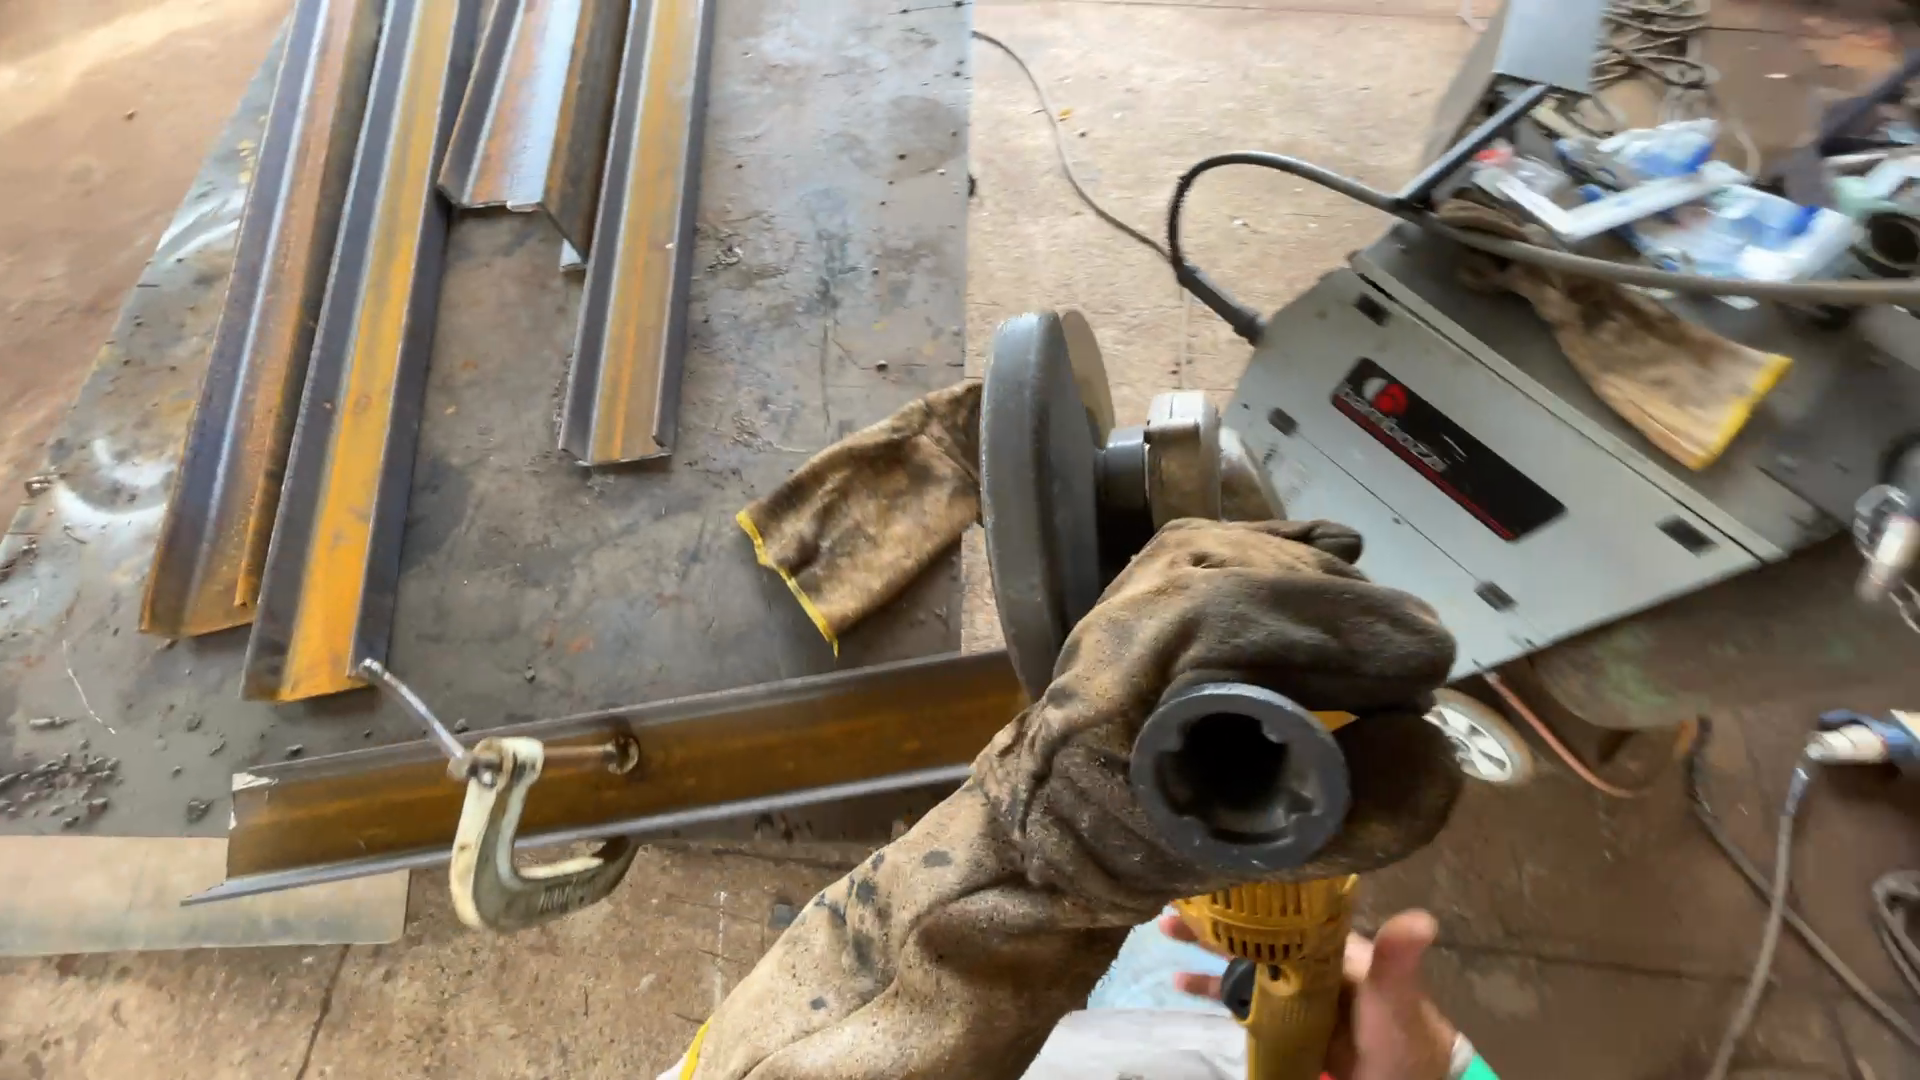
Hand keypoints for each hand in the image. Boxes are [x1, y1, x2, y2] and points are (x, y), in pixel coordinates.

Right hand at [1158, 909, 1458, 1079]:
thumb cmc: (1403, 1033)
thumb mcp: (1397, 996)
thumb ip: (1397, 960)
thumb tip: (1421, 919)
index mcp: (1322, 940)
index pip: (1276, 907)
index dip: (1241, 892)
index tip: (1207, 873)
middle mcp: (1299, 955)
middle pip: (1247, 929)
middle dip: (1210, 915)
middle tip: (1171, 898)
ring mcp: (1287, 986)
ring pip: (1236, 958)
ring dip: (1202, 945)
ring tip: (1165, 930)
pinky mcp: (1279, 1017)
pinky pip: (1237, 998)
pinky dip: (1209, 988)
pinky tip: (1179, 982)